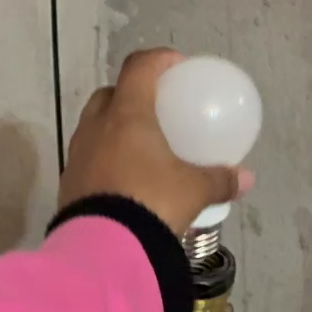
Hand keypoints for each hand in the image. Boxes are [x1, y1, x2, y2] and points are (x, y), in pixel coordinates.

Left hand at [58, 48, 254, 236]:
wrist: (103, 251)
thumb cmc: (151, 204)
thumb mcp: (192, 192)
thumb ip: (219, 181)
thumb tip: (245, 180)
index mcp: (127, 115)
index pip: (139, 68)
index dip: (158, 60)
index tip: (175, 68)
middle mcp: (95, 129)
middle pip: (108, 96)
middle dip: (128, 96)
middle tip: (152, 111)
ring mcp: (76, 157)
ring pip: (92, 129)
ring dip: (111, 130)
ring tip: (136, 148)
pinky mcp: (66, 186)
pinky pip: (85, 162)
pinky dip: (102, 161)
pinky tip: (120, 181)